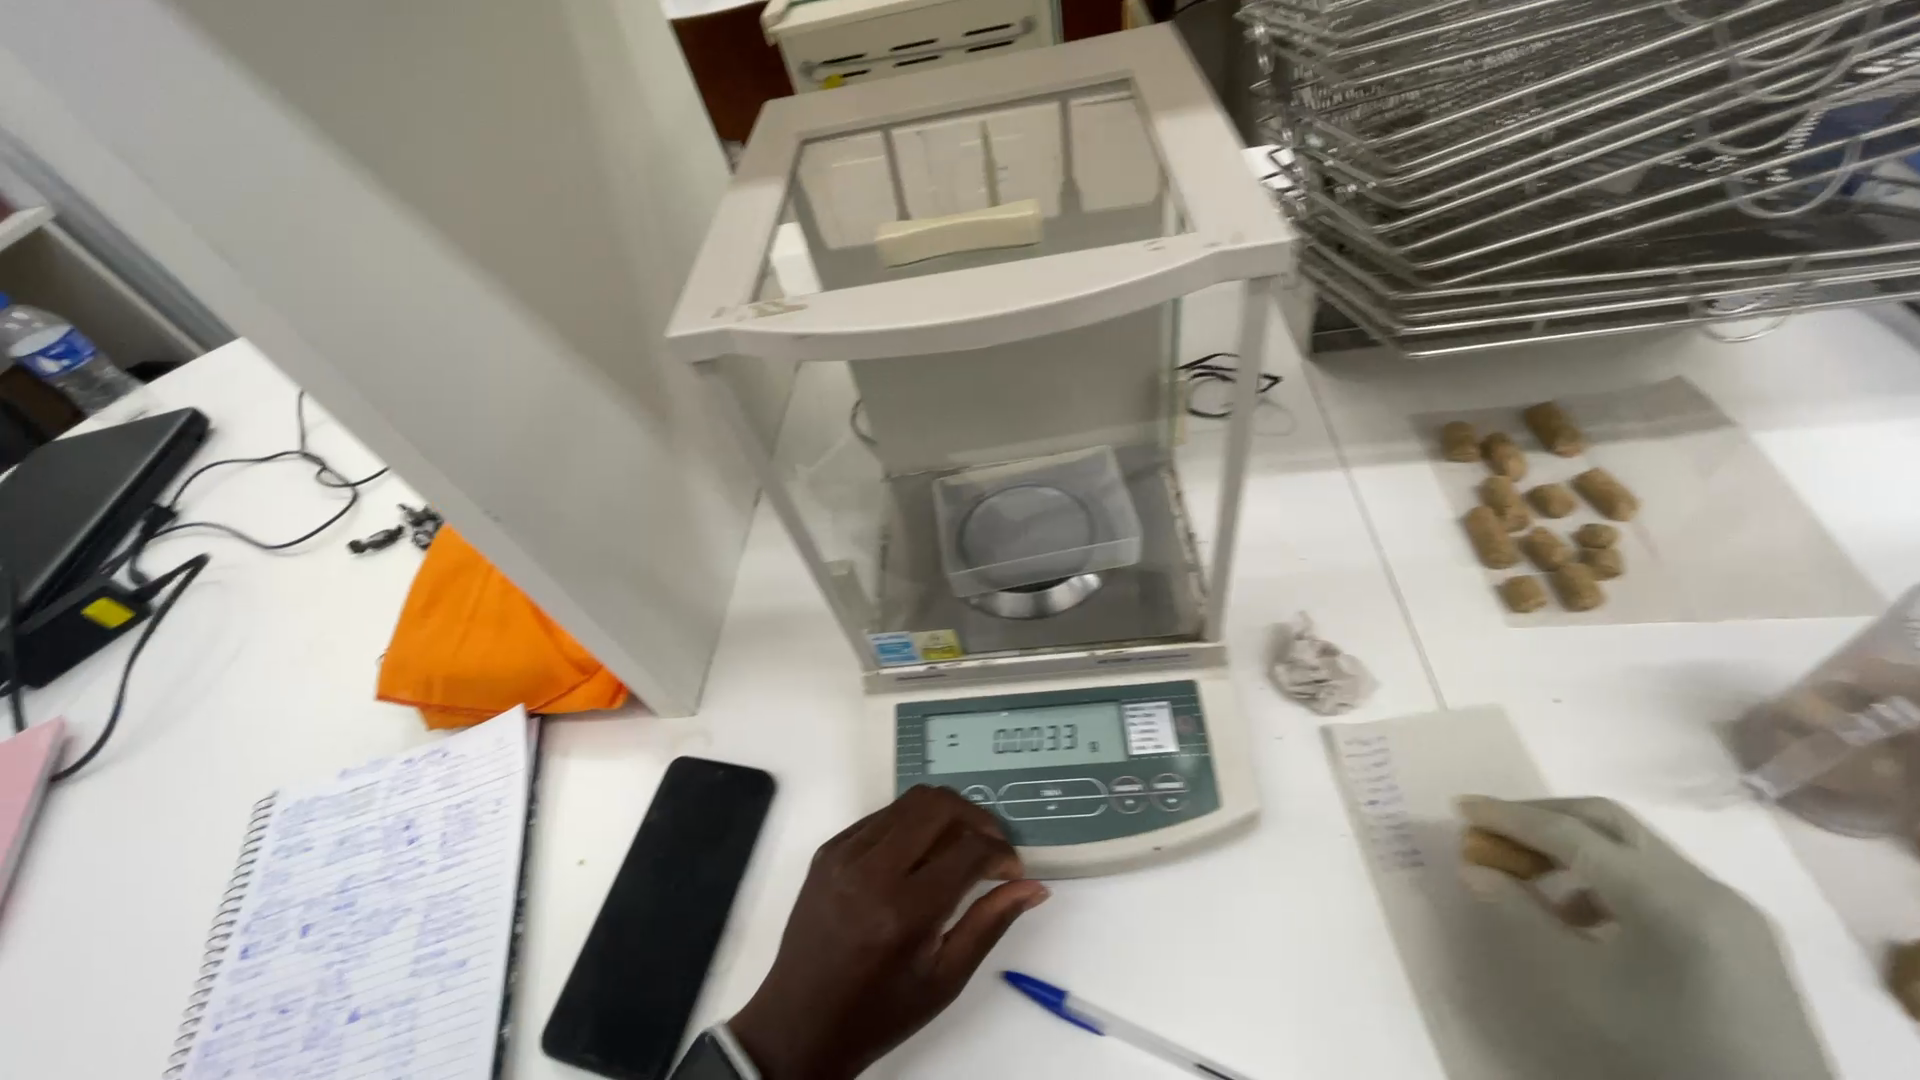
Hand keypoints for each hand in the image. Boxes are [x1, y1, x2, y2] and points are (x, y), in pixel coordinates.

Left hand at [730, 785, 1050, 1079]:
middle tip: (990, 848)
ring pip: (909, 801)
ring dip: (945, 816)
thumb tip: (1034, 886)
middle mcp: (871, 870)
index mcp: (904, 911)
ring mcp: (843, 854)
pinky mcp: (828, 851)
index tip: (1011, 871)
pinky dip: (911, 825)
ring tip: (959, 848)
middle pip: (938, 804)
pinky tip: (920, 856)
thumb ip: (991, 922)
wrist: (799, 1024)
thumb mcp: (945, 979)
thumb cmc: (880, 1011)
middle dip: (977, 818)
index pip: (969, 850)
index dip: (1002, 854)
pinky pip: (881, 816)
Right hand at [1458, 796, 1834, 1079]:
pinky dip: (1611, 881)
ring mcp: (1731, 909)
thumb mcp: (1578, 984)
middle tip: (1493, 831)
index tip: (1461, 807)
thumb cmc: (1661, 1051)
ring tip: (1531, 878)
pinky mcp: (1741, 934)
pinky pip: (1663, 882)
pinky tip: (1584, 917)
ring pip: (1636, 849)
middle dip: (1544, 819)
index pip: (1572, 833)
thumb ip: (1522, 916)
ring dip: (1576, 850)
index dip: (1510, 817)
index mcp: (1668, 895)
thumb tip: (1476, 869)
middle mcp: (1705, 885)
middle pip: (1609, 823)